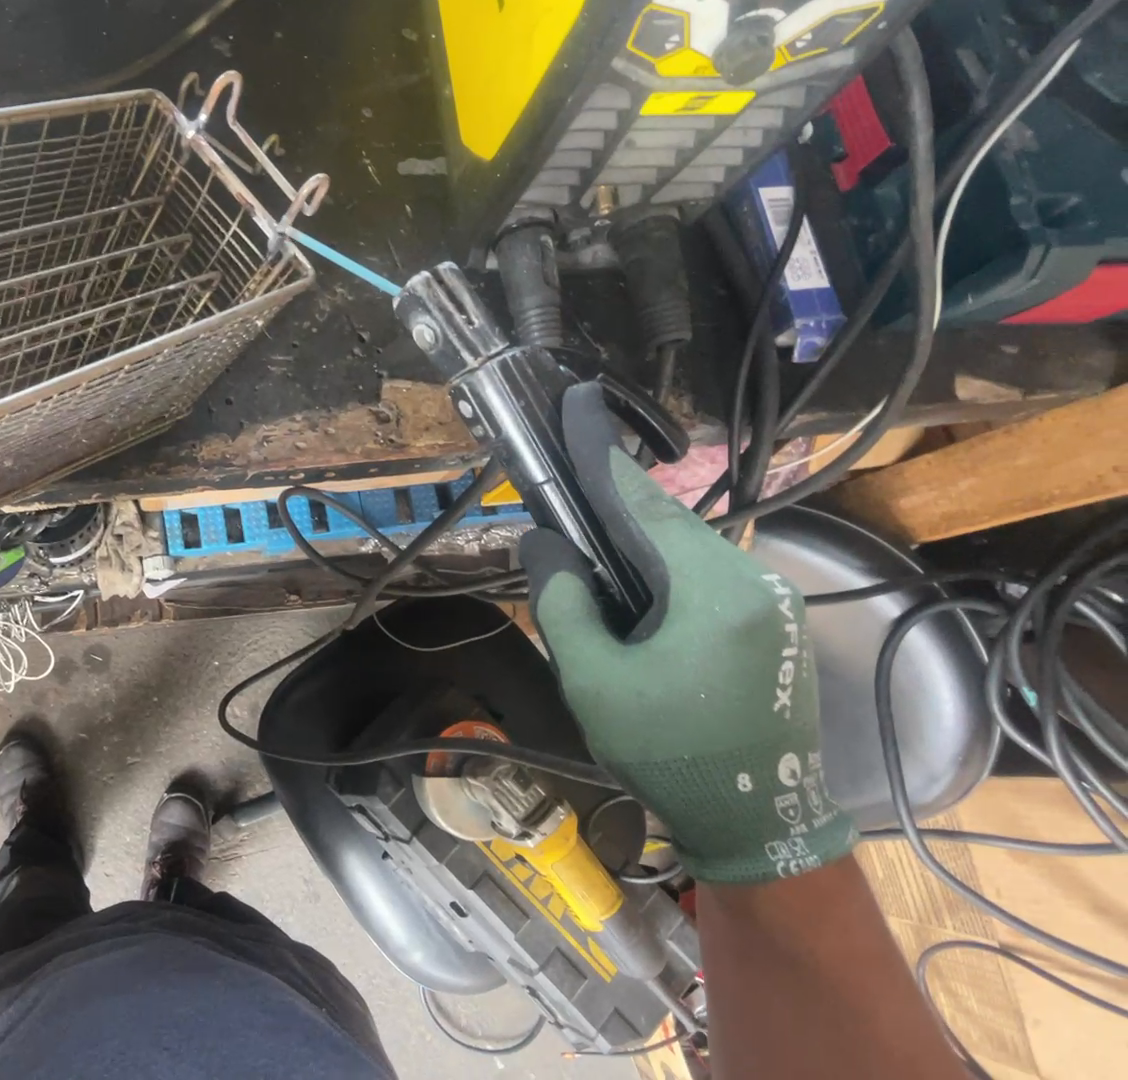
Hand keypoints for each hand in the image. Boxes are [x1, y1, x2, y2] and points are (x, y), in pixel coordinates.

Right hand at [519, 383, 855, 883]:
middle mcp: (753, 583)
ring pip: (688, 555)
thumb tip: (544, 543)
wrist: (756, 822)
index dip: (602, 456)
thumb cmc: (666, 752)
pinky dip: (663, 578)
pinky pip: (708, 583)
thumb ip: (565, 602)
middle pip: (669, 526)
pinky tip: (636, 605)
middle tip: (564, 506)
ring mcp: (772, 605)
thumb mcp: (594, 679)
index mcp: (712, 590)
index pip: (646, 503)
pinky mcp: (775, 628)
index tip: (577, 405)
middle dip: (612, 513)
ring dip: (637, 552)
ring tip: (591, 567)